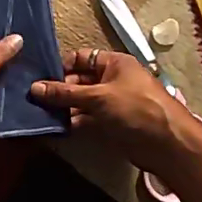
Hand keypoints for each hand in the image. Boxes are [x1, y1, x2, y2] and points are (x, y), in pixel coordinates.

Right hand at [31, 48, 201, 173]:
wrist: (166, 143)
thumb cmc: (135, 108)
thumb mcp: (98, 96)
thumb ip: (65, 93)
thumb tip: (34, 88)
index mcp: (114, 63)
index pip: (81, 58)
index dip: (61, 66)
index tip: (40, 79)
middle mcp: (112, 79)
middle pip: (79, 80)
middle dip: (59, 90)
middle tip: (34, 99)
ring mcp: (112, 102)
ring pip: (81, 101)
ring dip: (64, 107)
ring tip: (39, 114)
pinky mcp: (111, 123)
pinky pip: (87, 118)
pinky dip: (73, 121)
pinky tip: (55, 127)